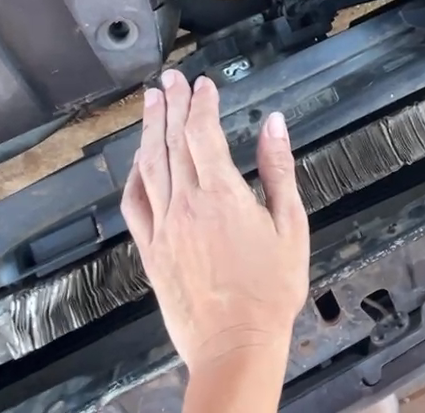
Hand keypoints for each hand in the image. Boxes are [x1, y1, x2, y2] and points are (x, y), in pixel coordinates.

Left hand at [121, 69, 308, 401]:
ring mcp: (164, 227)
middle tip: (171, 78)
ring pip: (150, 165)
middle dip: (171, 104)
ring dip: (150, 129)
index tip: (203, 83)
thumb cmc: (270, 289)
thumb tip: (275, 123)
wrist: (235, 347)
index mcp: (222, 195)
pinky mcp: (151, 251)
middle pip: (173, 141)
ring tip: (151, 101)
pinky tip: (138, 159)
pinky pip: (134, 204)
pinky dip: (134, 175)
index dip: (200, 104)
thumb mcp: (290, 224)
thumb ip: (278, 168)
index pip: (203, 133)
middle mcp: (186, 205)